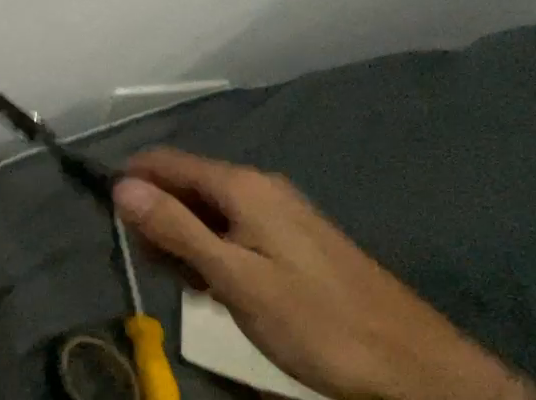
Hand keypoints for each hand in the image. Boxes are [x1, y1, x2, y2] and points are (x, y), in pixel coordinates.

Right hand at [113, 148, 535, 399]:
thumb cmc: (317, 322)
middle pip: (183, 185)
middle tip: (157, 269)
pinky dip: (214, 251)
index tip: (114, 225)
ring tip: (188, 286)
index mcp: (241, 186)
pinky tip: (219, 288)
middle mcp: (259, 187)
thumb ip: (175, 228)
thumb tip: (118, 186)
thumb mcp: (234, 278)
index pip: (162, 162)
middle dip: (158, 218)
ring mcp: (281, 214)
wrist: (420, 373)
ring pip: (208, 211)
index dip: (130, 185)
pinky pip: (234, 230)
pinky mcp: (296, 242)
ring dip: (185, 240)